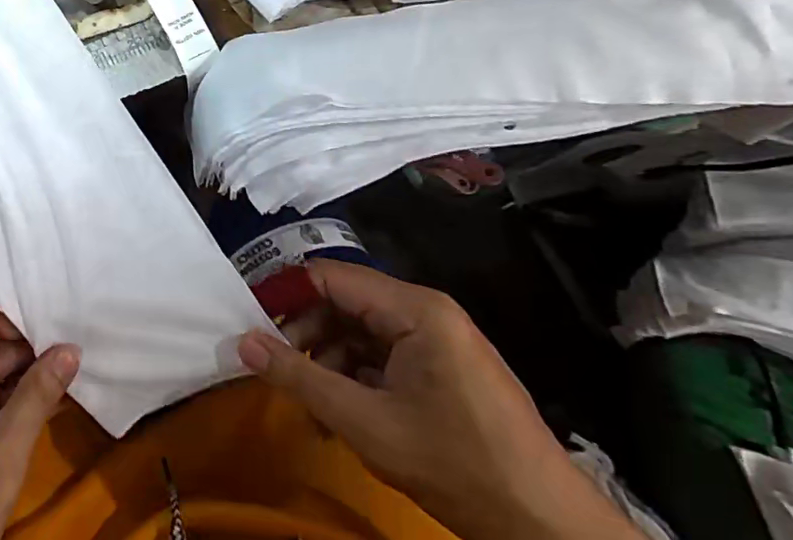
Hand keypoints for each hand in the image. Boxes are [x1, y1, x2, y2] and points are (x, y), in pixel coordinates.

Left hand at [0, 308, 79, 539]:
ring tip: (75, 362)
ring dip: (30, 373)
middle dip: (33, 348)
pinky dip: (20, 397)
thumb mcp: (5, 449)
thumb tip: (71, 347)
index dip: (24, 321)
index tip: (65, 319)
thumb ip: (38, 393)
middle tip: (79, 342)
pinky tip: (54, 393)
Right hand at [237, 261, 642, 539]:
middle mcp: (426, 311)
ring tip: (312, 406)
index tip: (251, 323)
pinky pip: (384, 355)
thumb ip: (298, 376)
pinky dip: (356, 378)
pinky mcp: (445, 368)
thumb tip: (243, 342)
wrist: (549, 531)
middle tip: (278, 371)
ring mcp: (439, 340)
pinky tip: (343, 415)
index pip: (329, 277)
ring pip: (360, 331)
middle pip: (344, 303)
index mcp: (414, 309)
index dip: (285, 295)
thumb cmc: (456, 465)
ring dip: (328, 362)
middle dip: (306, 335)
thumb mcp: (365, 422)